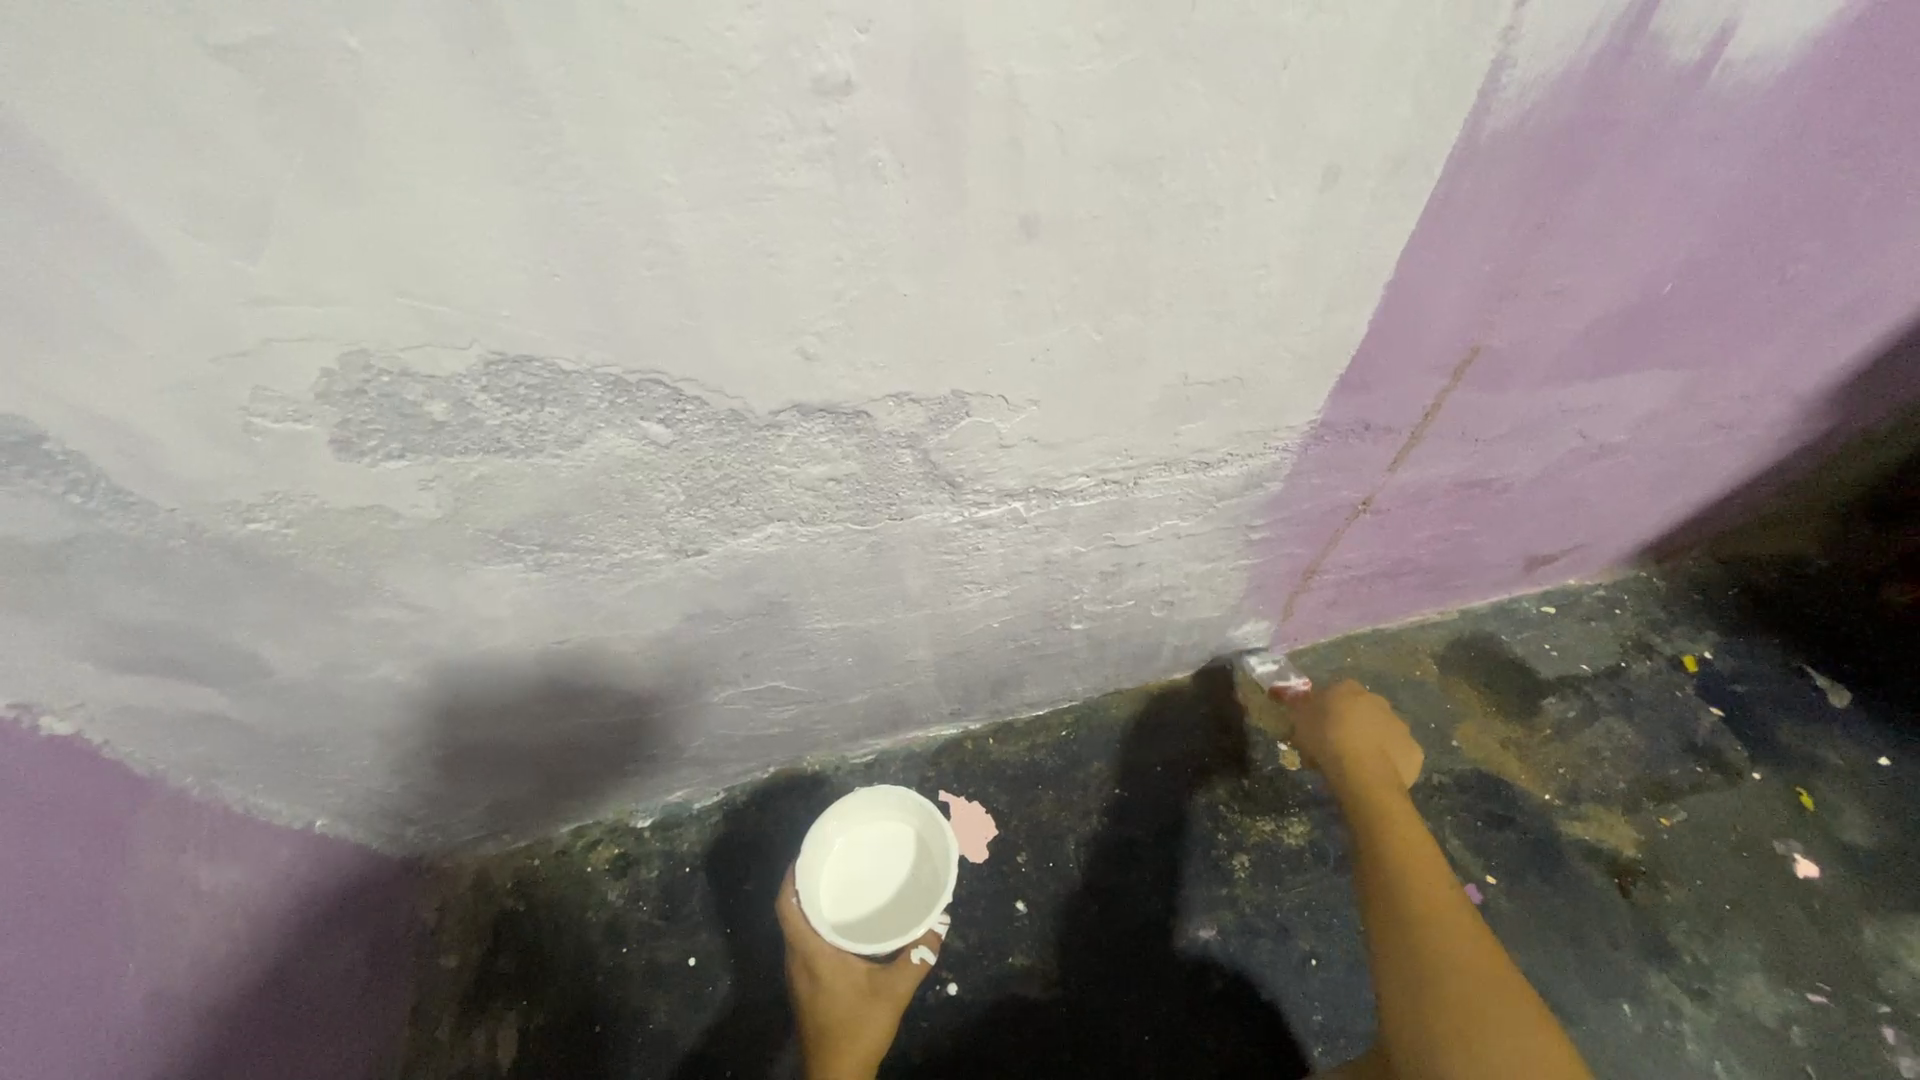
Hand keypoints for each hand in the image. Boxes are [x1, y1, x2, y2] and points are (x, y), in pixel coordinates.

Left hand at [776, 865, 946, 1079]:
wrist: (837, 1077)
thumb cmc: (858, 1028)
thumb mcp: (895, 990)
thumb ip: (918, 955)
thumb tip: (940, 921)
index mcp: (809, 952)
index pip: (786, 905)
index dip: (791, 876)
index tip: (808, 852)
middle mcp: (796, 959)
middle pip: (789, 912)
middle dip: (804, 884)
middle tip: (831, 860)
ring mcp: (797, 975)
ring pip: (795, 929)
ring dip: (809, 906)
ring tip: (837, 883)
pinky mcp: (804, 987)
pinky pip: (803, 944)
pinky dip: (815, 926)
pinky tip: (840, 923)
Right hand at [1289, 680, 1423, 792]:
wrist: (1362, 772)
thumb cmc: (1325, 739)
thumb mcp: (1298, 720)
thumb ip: (1297, 706)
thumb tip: (1292, 698)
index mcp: (1348, 689)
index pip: (1335, 692)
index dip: (1325, 709)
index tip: (1316, 726)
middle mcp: (1378, 701)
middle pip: (1361, 710)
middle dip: (1351, 723)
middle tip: (1334, 745)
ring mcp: (1400, 725)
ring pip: (1382, 731)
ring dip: (1371, 741)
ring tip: (1353, 763)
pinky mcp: (1414, 751)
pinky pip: (1397, 754)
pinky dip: (1387, 761)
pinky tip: (1373, 774)